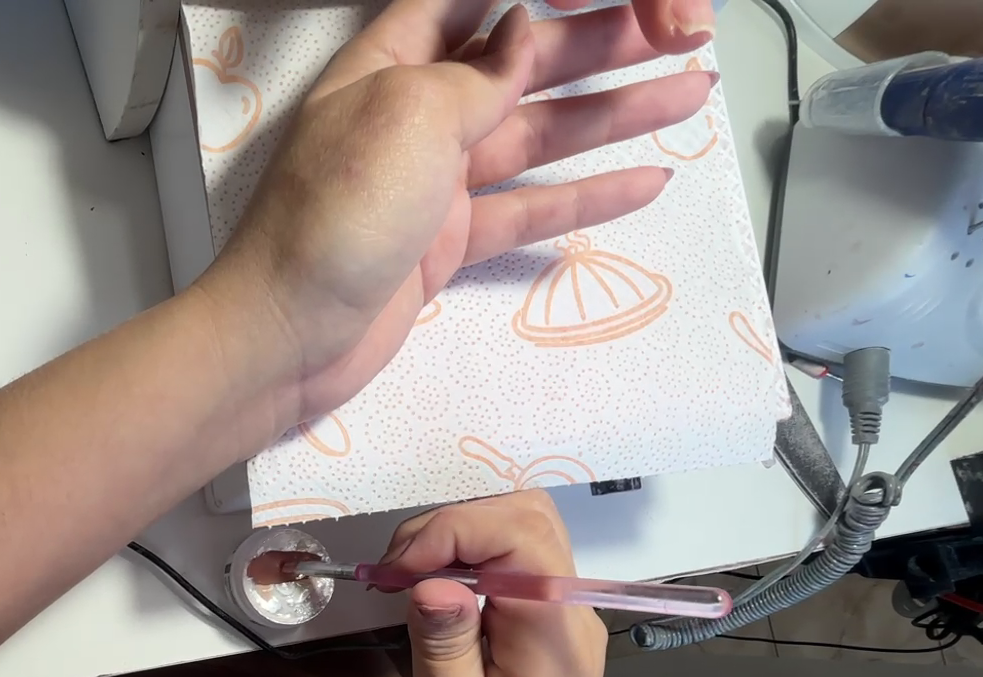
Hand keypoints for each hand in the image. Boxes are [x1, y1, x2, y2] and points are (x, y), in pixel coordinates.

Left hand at [198, 0, 714, 431]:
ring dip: (611, 114)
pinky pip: (521, 213)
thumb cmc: (334, 217)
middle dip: (604, 43)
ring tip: (693, 90)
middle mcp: (412, 120)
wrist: (288, 338)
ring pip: (533, 137)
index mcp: (390, 67)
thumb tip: (523, 28)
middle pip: (521, 64)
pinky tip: (642, 183)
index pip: (477, 1)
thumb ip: (475, 74)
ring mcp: (429, 187)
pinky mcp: (441, 247)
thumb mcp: (407, 116)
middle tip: (690, 30)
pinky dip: (578, 199)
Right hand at [379, 492, 608, 676]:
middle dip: (449, 525)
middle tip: (395, 571)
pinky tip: (428, 582)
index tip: (396, 570)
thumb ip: (444, 654)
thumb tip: (432, 582)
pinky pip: (511, 551)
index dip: (453, 532)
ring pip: (520, 522)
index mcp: (554, 644)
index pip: (523, 541)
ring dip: (455, 531)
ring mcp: (563, 609)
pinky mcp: (545, 612)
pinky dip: (462, 548)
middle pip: (526, 516)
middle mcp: (571, 613)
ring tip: (405, 573)